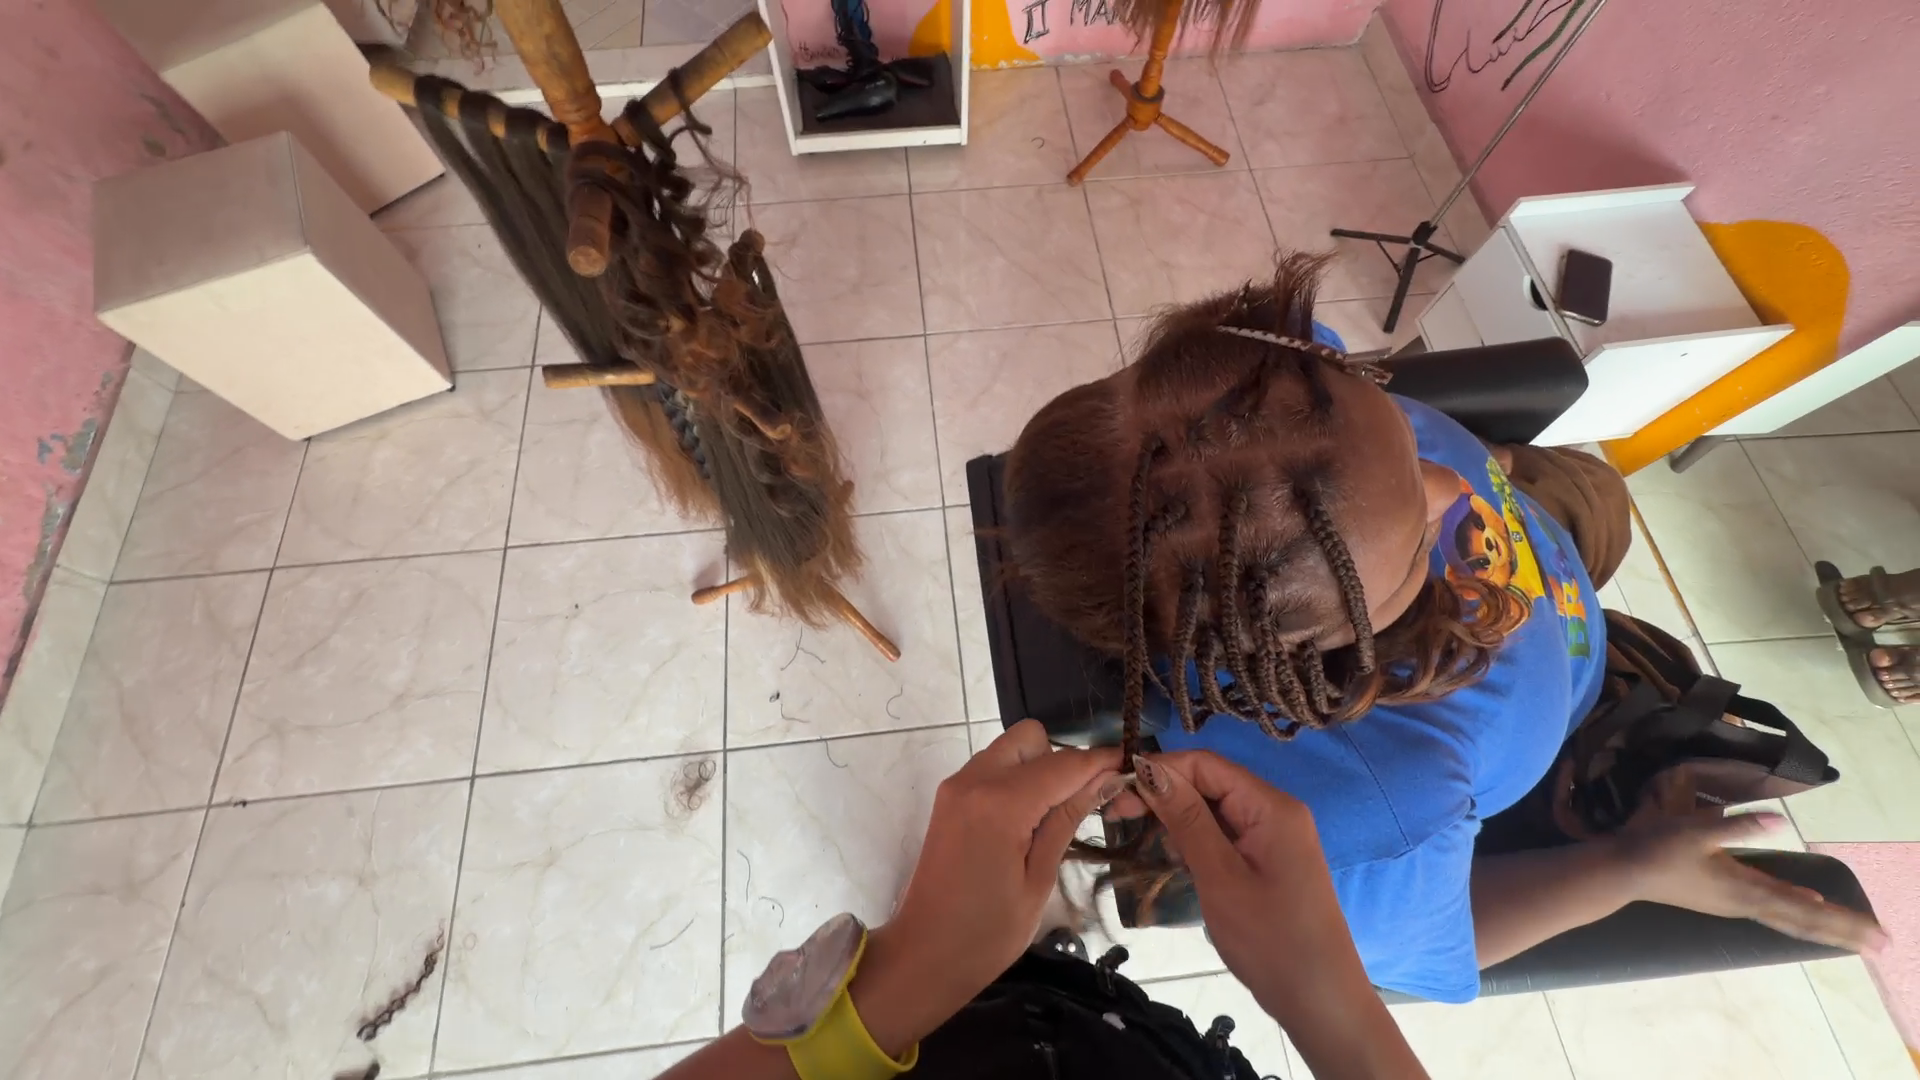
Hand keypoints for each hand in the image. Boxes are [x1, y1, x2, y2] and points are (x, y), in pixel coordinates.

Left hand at [854, 720, 1121, 1052]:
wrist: (924, 954)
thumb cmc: (987, 932)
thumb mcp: (1039, 880)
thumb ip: (1067, 820)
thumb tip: (1104, 779)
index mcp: (1001, 803)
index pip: (1063, 763)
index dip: (1100, 762)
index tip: (1128, 766)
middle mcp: (975, 779)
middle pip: (1031, 738)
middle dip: (1061, 760)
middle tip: (1078, 804)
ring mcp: (957, 784)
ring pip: (1010, 748)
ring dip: (1037, 768)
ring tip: (1051, 819)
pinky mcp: (949, 795)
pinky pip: (992, 767)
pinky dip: (1015, 779)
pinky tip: (1024, 822)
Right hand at [1114, 751, 1429, 1079]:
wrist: (1323, 1006)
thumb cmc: (1271, 941)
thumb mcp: (1220, 876)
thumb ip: (1185, 818)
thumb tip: (1148, 769)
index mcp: (1270, 806)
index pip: (1204, 764)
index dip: (1159, 769)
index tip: (1117, 791)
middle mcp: (1273, 810)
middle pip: (1208, 781)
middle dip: (1163, 793)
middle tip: (1118, 816)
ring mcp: (1272, 835)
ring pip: (1212, 807)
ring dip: (1176, 818)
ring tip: (1149, 844)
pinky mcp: (1266, 858)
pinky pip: (1222, 832)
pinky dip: (1194, 839)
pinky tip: (1178, 861)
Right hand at [1615, 769, 1887, 952]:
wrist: (1619, 871)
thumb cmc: (1655, 849)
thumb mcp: (1693, 831)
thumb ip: (1736, 826)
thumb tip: (1780, 820)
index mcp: (1746, 889)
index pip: (1806, 910)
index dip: (1844, 921)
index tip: (1881, 935)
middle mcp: (1745, 902)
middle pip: (1802, 921)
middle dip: (1841, 931)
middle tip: (1880, 945)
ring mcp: (1729, 903)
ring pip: (1786, 918)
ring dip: (1818, 925)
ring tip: (1845, 930)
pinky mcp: (1716, 898)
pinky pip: (1768, 910)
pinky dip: (1791, 912)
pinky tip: (1793, 904)